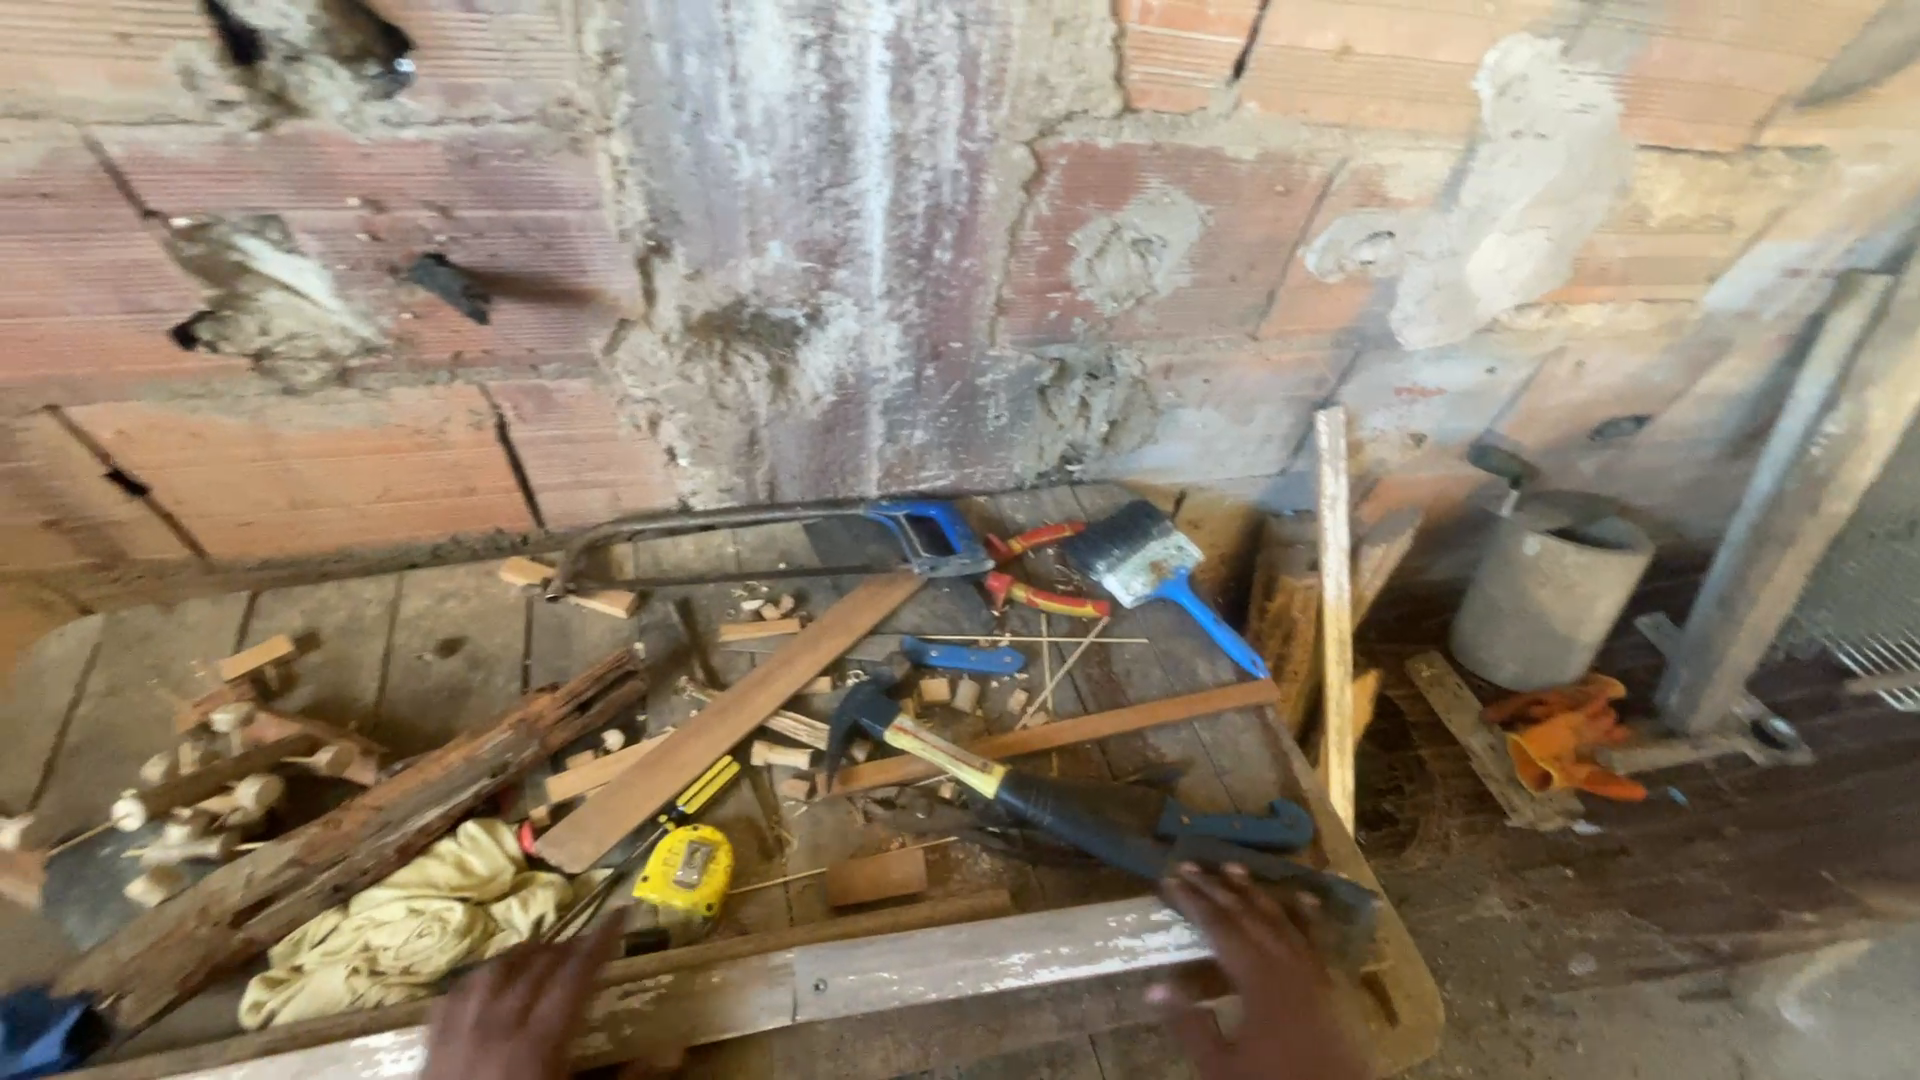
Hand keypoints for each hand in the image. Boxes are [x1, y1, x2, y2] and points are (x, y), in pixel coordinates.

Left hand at [423, 918, 627, 1079]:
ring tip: (543, 951)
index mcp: (538, 1047)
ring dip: (521, 955)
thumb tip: (676, 1049)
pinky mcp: (428, 1058)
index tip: (621, 914)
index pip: (576, 974)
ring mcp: (456, 1043)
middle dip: (567, 945)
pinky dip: (476, 979)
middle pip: (536, 967)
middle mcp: (496, 1032)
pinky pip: (450, 1000)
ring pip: (490, 974)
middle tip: (590, 942)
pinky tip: (488, 981)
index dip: (601, 940)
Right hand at [1153, 863, 1367, 1079]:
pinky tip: (1305, 898)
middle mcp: (1285, 964)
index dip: (1192, 900)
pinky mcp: (1332, 986)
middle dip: (1215, 888)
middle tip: (1190, 865)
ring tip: (1233, 867)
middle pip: (1246, 914)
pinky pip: (1317, 939)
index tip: (1169, 878)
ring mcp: (1313, 973)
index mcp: (1256, 978)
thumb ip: (1190, 1023)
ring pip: (1280, 919)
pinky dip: (1308, 915)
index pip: (1218, 926)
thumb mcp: (1222, 1068)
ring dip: (1254, 891)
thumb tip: (1153, 986)